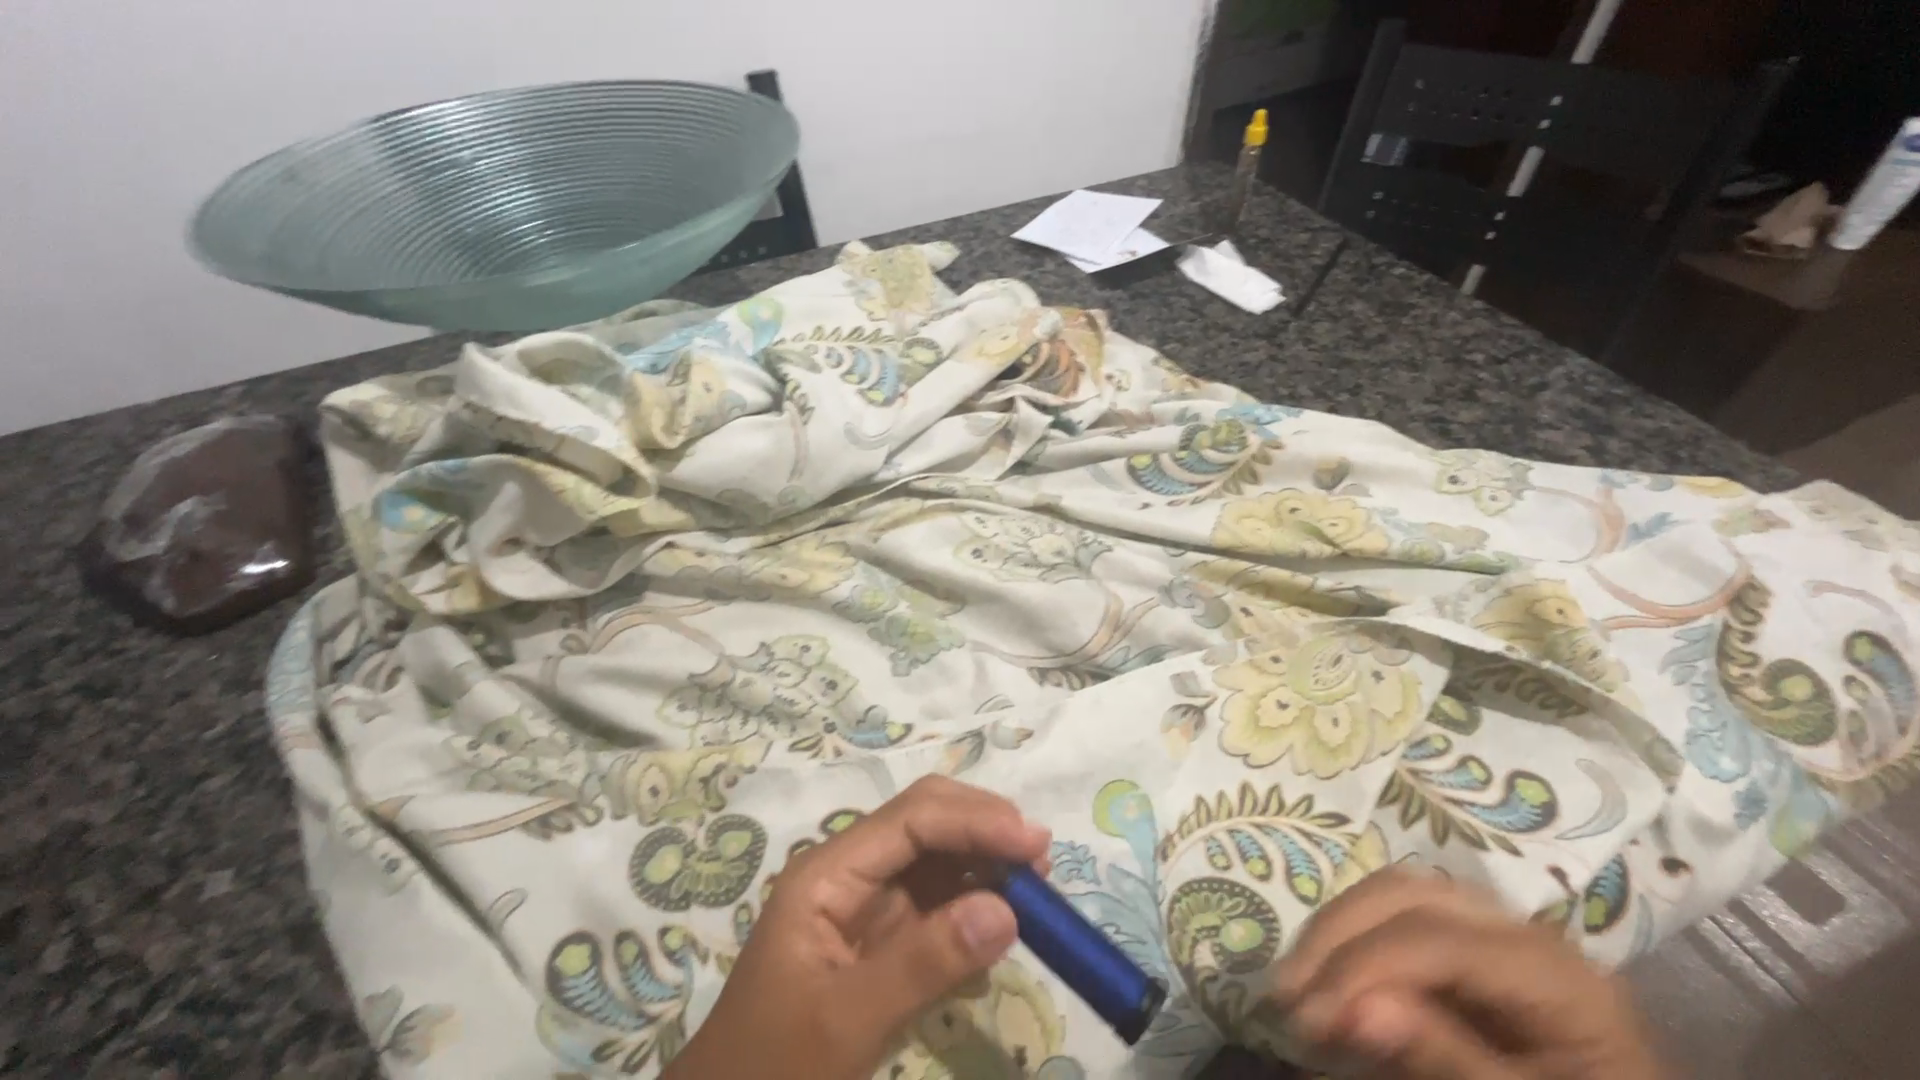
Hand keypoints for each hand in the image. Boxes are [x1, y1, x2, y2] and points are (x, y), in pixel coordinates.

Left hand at [663, 776, 1049, 1079]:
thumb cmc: (772, 1064)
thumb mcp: (844, 1021)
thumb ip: (924, 962)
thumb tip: (1009, 909)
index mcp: (829, 873)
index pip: (911, 818)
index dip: (976, 820)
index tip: (1035, 844)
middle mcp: (851, 873)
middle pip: (927, 822)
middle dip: (984, 829)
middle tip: (1040, 863)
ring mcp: (869, 905)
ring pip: (939, 859)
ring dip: (987, 864)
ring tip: (1035, 894)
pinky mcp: (885, 939)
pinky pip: (940, 904)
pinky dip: (977, 906)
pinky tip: (1003, 928)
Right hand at [1268, 870, 1668, 1079]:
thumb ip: (1445, 1060)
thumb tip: (1351, 1009)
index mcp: (1553, 973)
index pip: (1432, 939)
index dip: (1358, 968)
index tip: (1304, 1018)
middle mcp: (1524, 930)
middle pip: (1407, 893)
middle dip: (1335, 934)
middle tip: (1285, 992)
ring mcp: (1501, 931)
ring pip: (1397, 891)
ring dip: (1337, 928)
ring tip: (1296, 983)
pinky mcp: (1478, 945)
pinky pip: (1404, 915)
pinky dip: (1355, 936)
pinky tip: (1328, 978)